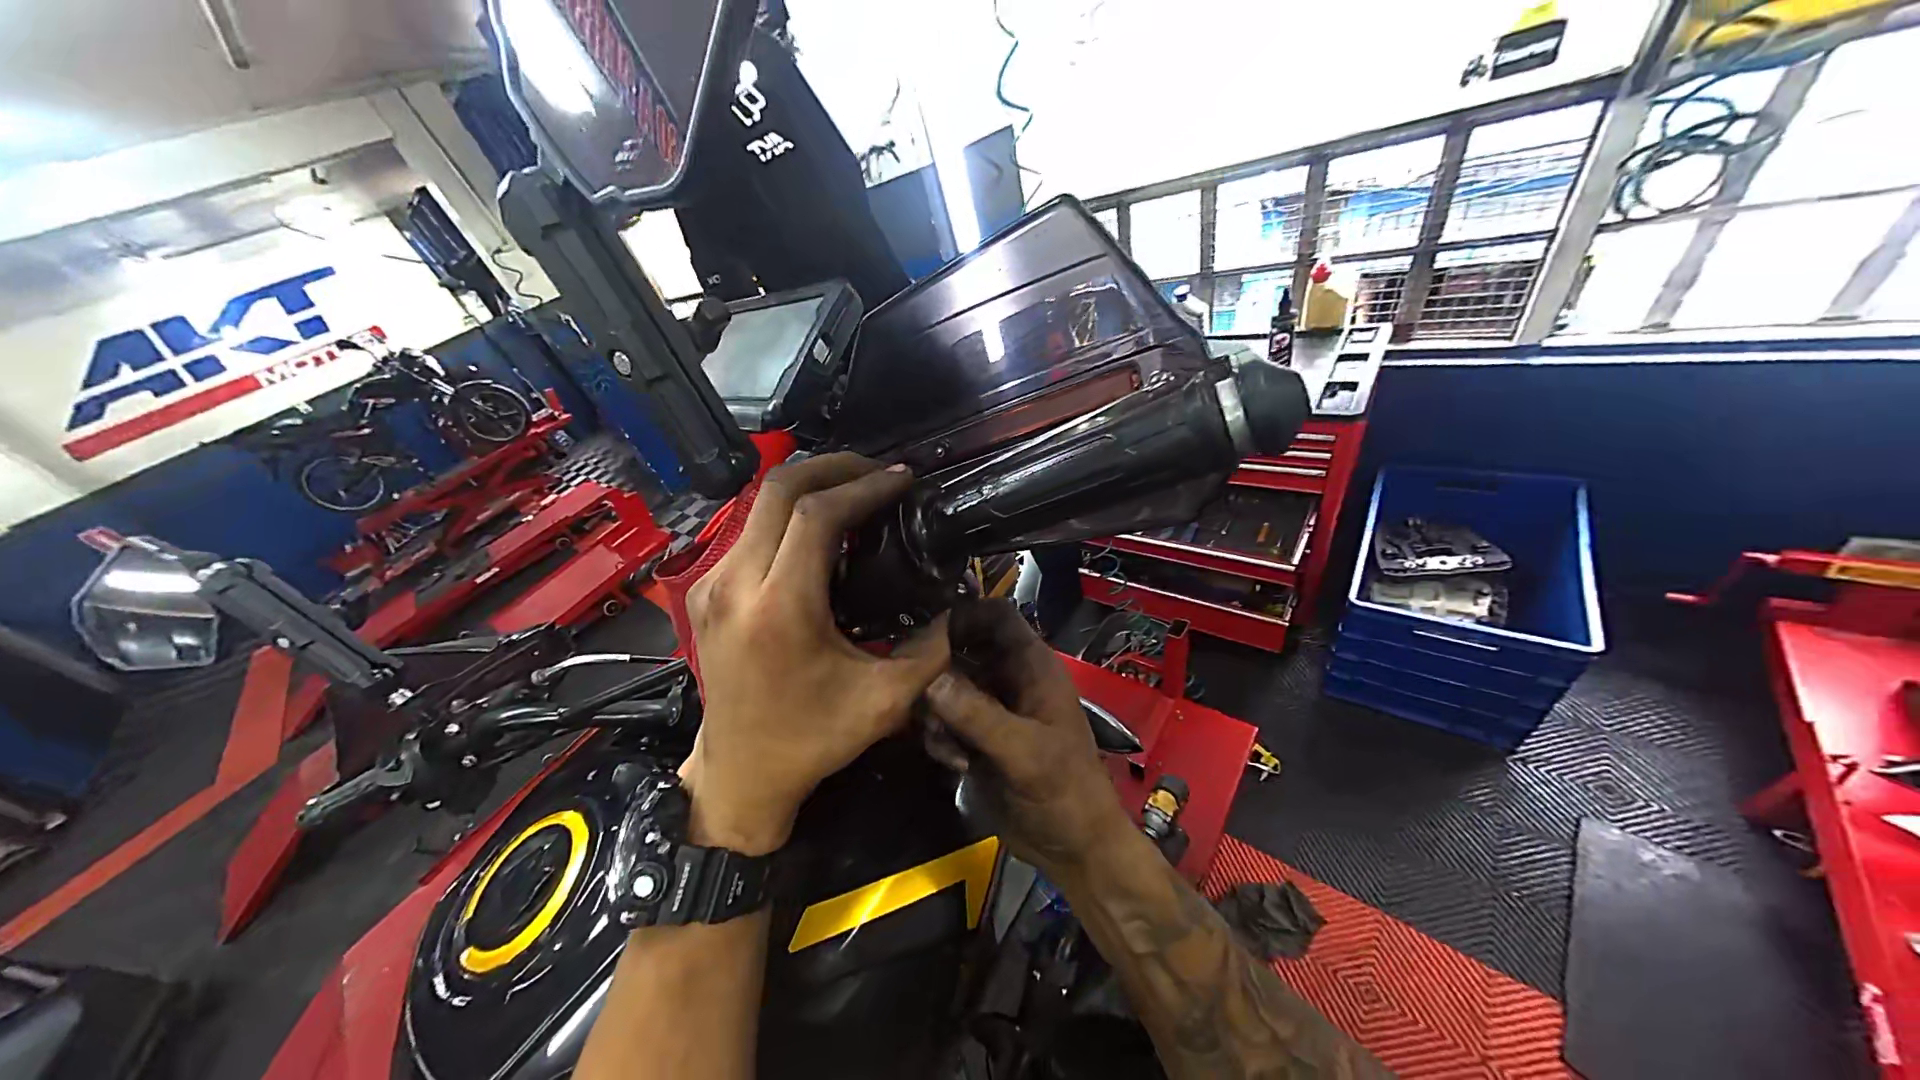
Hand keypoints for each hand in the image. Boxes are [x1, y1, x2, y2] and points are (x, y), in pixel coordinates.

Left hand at [680, 454, 948, 855]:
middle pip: (778, 489)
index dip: (864, 487)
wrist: (741, 773)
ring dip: (809, 485)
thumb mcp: (887, 701)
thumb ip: (934, 649)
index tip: (902, 481)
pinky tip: (822, 526)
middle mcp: (736, 584)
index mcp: (780, 608)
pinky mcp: (707, 590)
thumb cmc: (812, 740)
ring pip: (758, 503)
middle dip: (833, 467)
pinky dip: (787, 512)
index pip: (817, 515)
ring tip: (857, 490)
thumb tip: (962, 604)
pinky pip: (749, 528)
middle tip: (879, 472)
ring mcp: (712, 583)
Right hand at [923, 600, 1134, 880]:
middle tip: (914, 694)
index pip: (997, 616)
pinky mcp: (977, 739)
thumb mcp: (1024, 752)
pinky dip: (939, 736)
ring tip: (944, 745)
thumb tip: (930, 679)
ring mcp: (992, 710)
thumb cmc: (1064, 792)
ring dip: (935, 712)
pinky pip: (945, 721)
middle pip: (962, 650)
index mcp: (1032, 668)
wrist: (1075, 848)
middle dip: (937, 671)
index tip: (928, 634)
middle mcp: (1009, 680)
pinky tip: (952, 763)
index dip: (965, 615)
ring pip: (947, 687)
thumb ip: (978, 715)